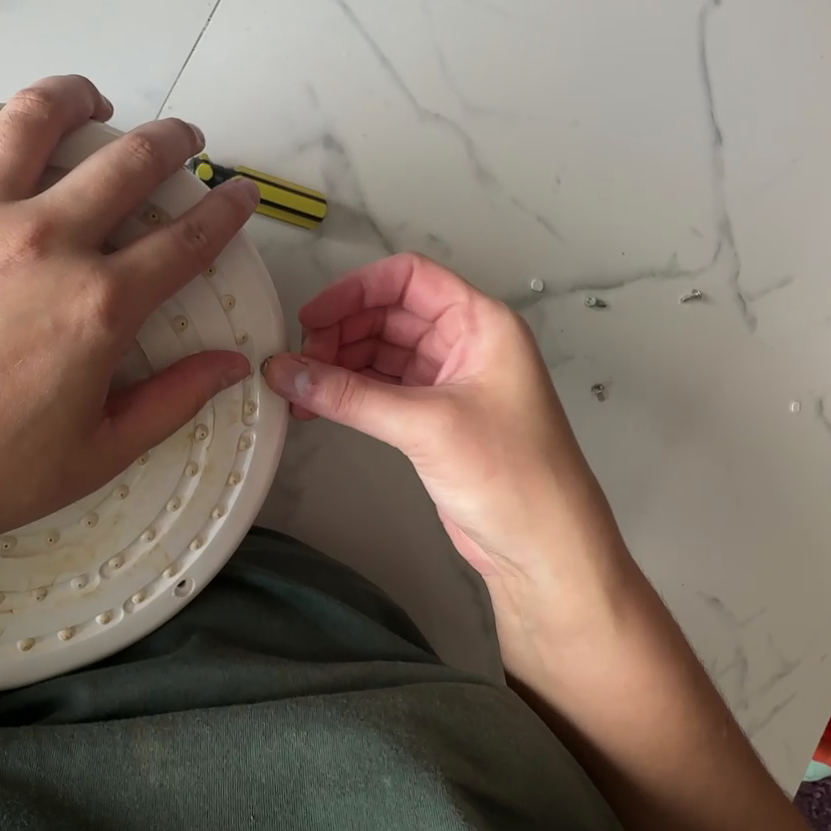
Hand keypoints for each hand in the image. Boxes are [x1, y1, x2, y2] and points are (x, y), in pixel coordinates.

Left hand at [0, 68, 260, 575]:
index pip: (188, 240)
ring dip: (77, 97)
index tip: (238, 194)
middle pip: (129, 163)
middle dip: (171, 141)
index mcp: (98, 305)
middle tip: (181, 138)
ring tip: (90, 102)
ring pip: (36, 117)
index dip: (226, 210)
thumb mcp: (95, 456)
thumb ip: (172, 403)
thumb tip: (233, 368)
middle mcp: (41, 241)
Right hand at [261, 254, 604, 585]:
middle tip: (301, 362)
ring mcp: (448, 383)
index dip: (357, 290)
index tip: (313, 317)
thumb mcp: (427, 425)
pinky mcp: (433, 419)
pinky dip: (349, 393)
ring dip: (339, 365)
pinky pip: (381, 389)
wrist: (544, 551)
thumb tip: (287, 371)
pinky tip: (319, 405)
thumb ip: (351, 396)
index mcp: (481, 324)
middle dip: (341, 332)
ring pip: (381, 353)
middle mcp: (465, 345)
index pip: (409, 278)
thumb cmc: (515, 477)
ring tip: (301, 388)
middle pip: (389, 315)